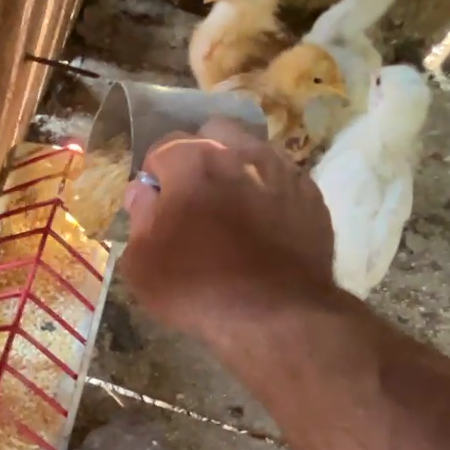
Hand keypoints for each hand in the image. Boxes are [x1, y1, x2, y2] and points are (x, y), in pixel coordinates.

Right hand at [118, 118, 335, 341]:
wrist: (273, 314)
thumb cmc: (194, 289)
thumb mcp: (142, 262)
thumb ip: (140, 217)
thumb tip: (143, 191)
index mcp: (191, 164)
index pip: (164, 147)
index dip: (156, 173)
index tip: (156, 201)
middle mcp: (238, 153)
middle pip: (213, 134)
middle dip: (199, 156)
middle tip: (192, 196)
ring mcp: (281, 171)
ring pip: (252, 151)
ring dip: (236, 169)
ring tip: (230, 207)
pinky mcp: (310, 195)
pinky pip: (281, 179)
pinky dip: (266, 192)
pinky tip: (261, 224)